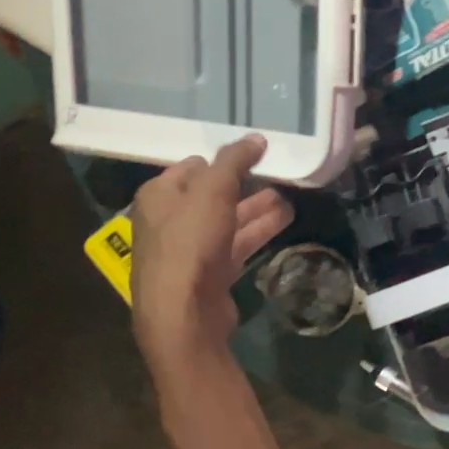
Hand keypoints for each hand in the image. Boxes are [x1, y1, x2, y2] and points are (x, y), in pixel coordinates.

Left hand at [130, 135, 293, 380]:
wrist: (184, 310)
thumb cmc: (189, 243)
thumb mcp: (212, 192)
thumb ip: (234, 162)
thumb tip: (257, 138)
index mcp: (159, 195)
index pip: (192, 168)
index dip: (221, 162)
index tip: (253, 158)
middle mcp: (169, 220)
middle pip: (212, 196)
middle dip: (244, 187)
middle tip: (276, 177)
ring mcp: (190, 249)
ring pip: (228, 222)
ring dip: (256, 211)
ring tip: (289, 201)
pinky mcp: (209, 273)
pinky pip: (237, 245)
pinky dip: (258, 233)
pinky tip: (282, 225)